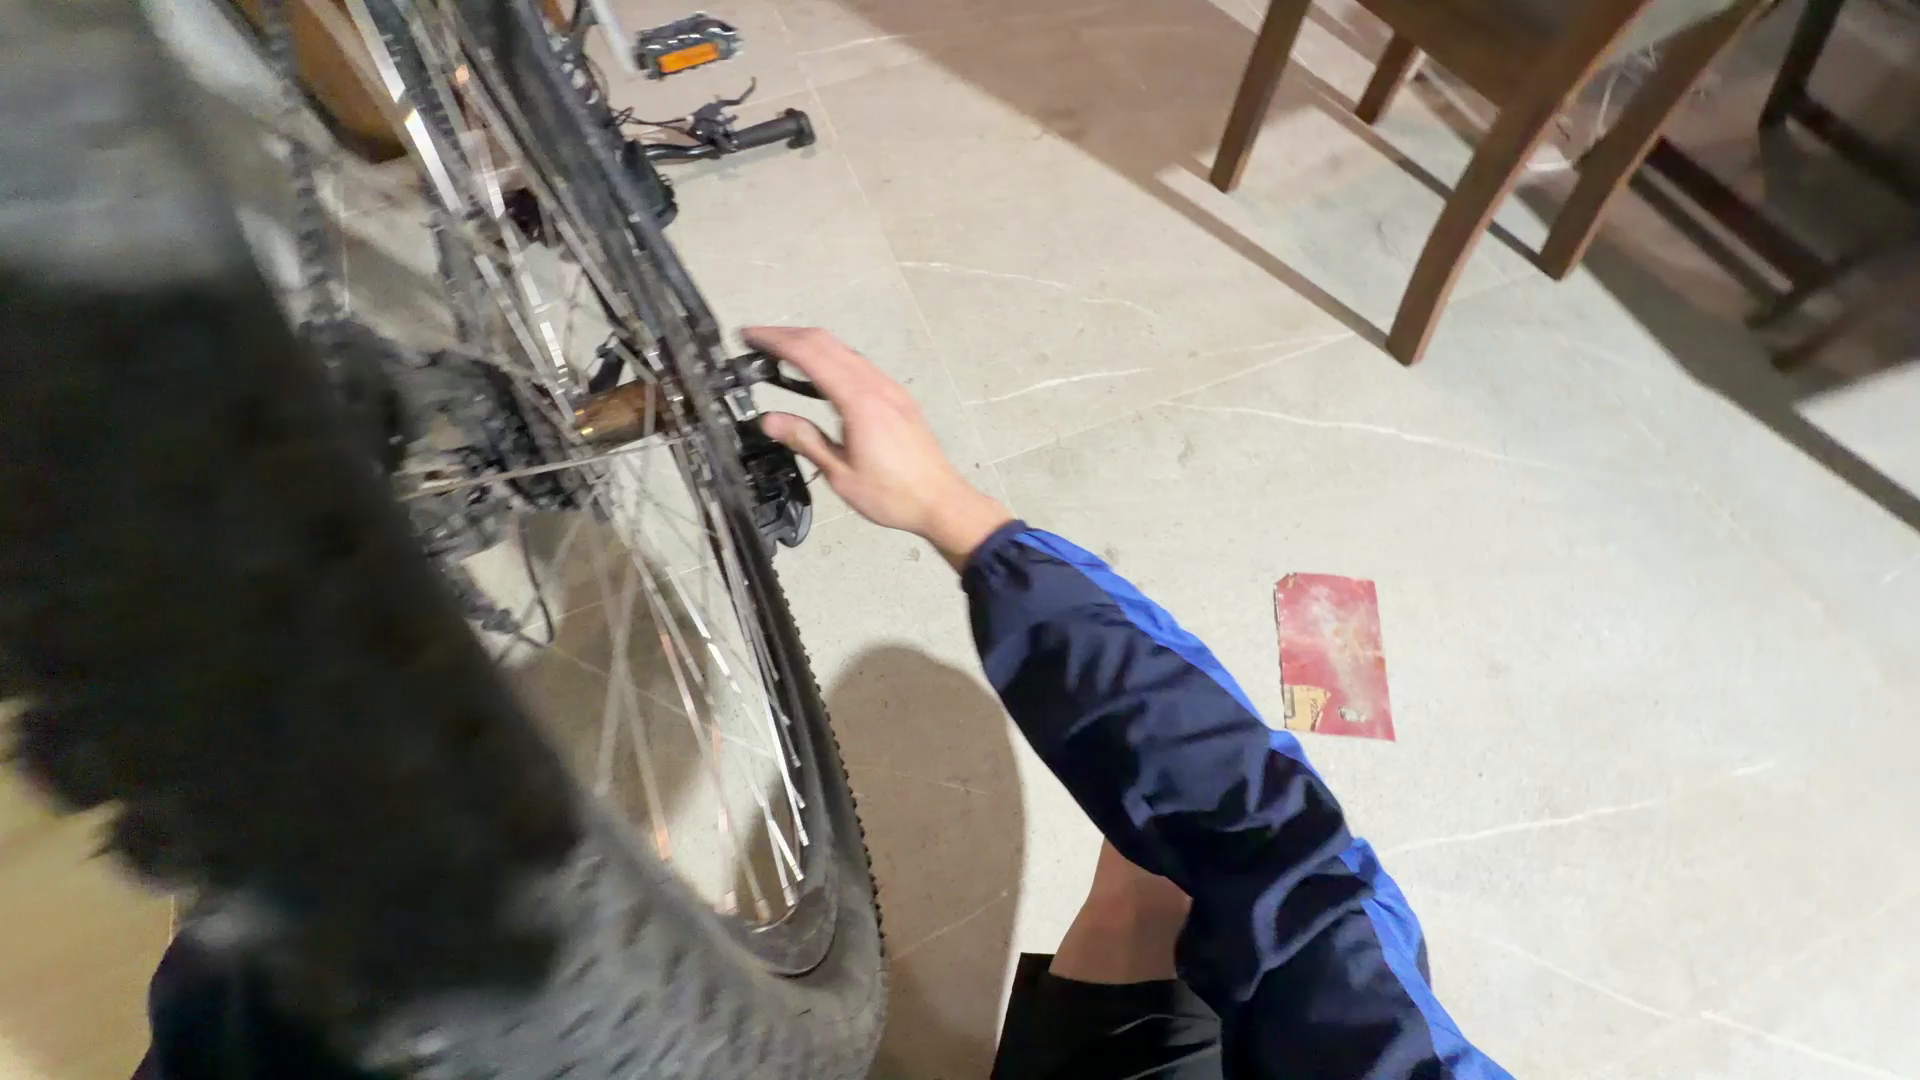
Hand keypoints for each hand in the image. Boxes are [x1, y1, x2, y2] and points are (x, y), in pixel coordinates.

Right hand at [744, 326, 1011, 568]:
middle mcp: (876, 385)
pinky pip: (861, 366)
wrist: (941, 501)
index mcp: (858, 401)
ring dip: (812, 346)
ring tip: (782, 357)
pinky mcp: (899, 398)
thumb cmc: (891, 496)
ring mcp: (891, 389)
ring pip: (846, 352)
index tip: (748, 336)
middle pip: (827, 343)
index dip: (776, 340)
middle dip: (789, 336)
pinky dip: (833, 359)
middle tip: (757, 342)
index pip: (810, 355)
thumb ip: (806, 441)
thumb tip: (768, 419)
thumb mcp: (841, 474)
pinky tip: (821, 376)